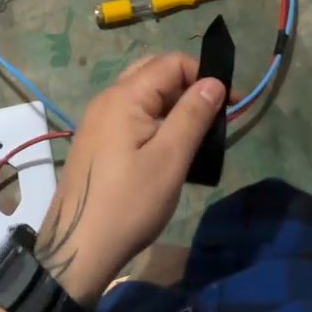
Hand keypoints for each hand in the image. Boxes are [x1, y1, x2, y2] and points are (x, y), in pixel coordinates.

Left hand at [34, 54, 224, 306]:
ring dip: (173, 106)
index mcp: (124, 96)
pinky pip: (132, 116)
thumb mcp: (170, 159)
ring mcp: (99, 120)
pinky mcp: (97, 140)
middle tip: (214, 116)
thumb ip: (193, 115)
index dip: (204, 76)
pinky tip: (171, 150)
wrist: (79, 248)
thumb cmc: (129, 203)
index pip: (171, 63)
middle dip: (188, 87)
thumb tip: (214, 82)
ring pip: (144, 96)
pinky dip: (156, 122)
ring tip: (198, 136)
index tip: (232, 104)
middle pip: (155, 73)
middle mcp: (108, 99)